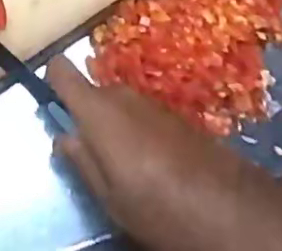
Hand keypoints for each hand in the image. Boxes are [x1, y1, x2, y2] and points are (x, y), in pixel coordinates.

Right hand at [46, 57, 281, 250]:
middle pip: (92, 92)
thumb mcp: (109, 196)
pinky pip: (142, 114)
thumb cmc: (157, 206)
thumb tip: (63, 136)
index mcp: (97, 109)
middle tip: (93, 154)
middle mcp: (121, 94)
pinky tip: (153, 168)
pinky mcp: (174, 114)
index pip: (62, 70)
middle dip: (88, 115)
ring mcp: (150, 101)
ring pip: (118, 104)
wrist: (230, 210)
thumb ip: (81, 160)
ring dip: (115, 126)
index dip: (52, 80)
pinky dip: (139, 132)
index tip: (50, 100)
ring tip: (126, 167)